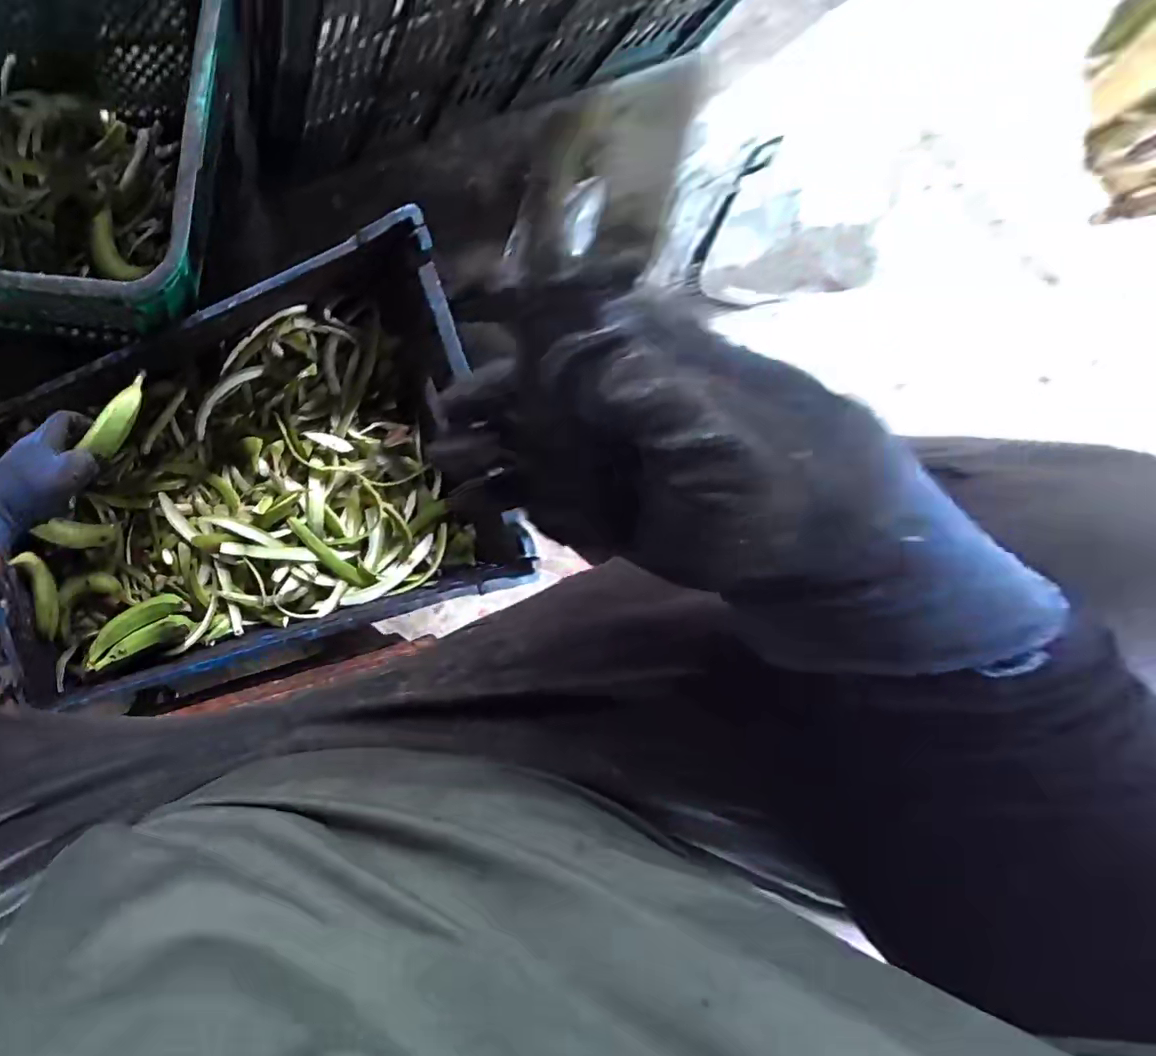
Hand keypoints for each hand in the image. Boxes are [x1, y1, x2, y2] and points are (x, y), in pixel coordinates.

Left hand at [0, 411, 98, 557]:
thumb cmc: (36, 488)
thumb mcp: (71, 472)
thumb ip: (88, 461)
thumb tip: (96, 459)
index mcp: (44, 436)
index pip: (65, 417)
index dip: (83, 422)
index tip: (98, 436)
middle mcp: (28, 444)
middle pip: (56, 440)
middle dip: (75, 451)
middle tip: (90, 466)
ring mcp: (15, 463)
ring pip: (46, 460)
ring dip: (62, 471)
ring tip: (76, 488)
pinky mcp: (8, 483)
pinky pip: (35, 478)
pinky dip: (49, 486)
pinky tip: (55, 503)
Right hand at [433, 291, 1064, 674]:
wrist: (812, 554)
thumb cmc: (783, 475)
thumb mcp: (724, 427)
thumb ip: (651, 390)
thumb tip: (580, 348)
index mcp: (637, 360)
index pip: (565, 321)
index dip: (516, 302)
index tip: (469, 294)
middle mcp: (601, 398)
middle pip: (521, 387)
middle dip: (480, 403)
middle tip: (450, 424)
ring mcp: (589, 449)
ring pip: (512, 440)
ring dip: (476, 451)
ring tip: (451, 469)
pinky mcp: (582, 495)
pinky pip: (524, 490)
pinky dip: (496, 496)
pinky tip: (474, 506)